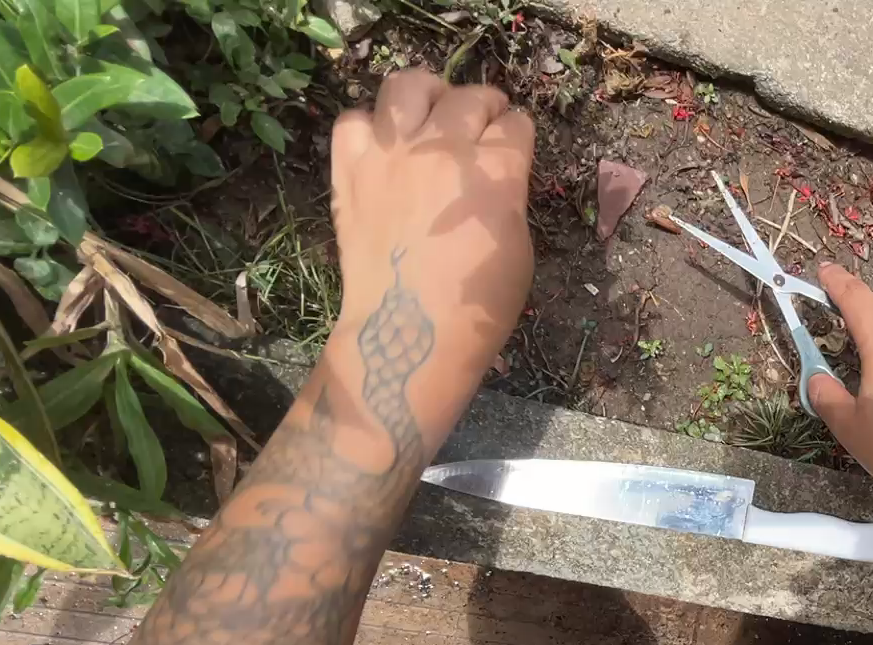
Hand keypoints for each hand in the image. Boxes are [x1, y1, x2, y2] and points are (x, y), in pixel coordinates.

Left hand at [330, 69, 534, 371]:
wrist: (411, 329)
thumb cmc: (480, 305)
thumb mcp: (519, 250)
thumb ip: (509, 200)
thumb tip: (498, 178)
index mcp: (496, 174)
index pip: (516, 127)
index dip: (521, 131)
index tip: (519, 137)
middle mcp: (443, 149)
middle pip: (469, 99)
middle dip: (487, 104)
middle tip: (489, 116)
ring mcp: (391, 152)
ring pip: (408, 86)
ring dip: (429, 92)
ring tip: (435, 107)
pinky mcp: (351, 165)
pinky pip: (356, 119)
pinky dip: (374, 125)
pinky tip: (388, 145)